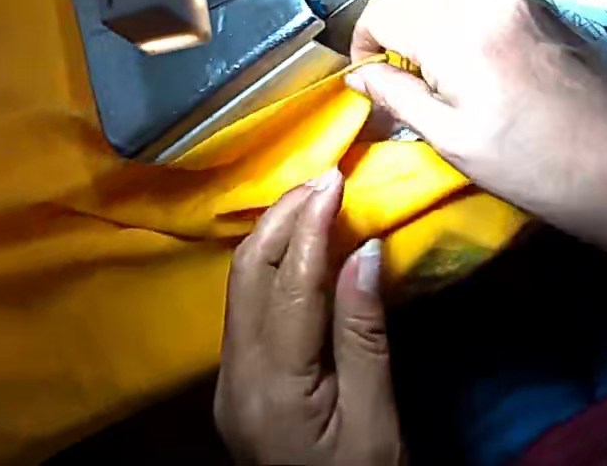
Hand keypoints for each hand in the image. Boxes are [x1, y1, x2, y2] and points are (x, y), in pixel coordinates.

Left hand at [215, 171, 400, 465]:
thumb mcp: (378, 426)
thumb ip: (364, 335)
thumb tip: (362, 248)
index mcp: (273, 388)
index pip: (288, 282)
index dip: (311, 225)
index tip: (335, 180)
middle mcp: (235, 373)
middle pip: (249, 268)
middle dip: (283, 216)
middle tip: (322, 180)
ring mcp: (227, 373)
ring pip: (240, 278)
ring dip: (273, 231)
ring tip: (311, 198)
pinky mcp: (233, 374)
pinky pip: (245, 299)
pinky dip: (269, 260)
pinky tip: (294, 243)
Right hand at [345, 0, 606, 246]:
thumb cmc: (546, 169)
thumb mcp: (456, 143)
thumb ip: (398, 98)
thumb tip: (359, 76)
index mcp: (463, 35)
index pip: (383, 10)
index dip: (364, 42)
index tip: (371, 77)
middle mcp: (486, 1)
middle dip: (384, 22)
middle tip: (391, 68)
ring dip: (414, 15)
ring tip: (425, 65)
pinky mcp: (534, 6)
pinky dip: (444, 14)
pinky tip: (458, 56)